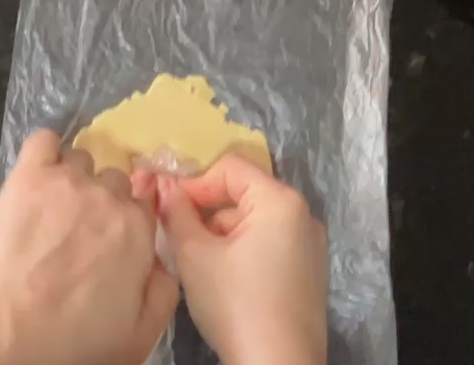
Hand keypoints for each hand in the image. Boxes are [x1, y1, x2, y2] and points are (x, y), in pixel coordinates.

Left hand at [0, 129, 178, 364]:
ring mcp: (69, 178)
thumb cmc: (76, 338)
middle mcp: (108, 194)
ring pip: (81, 159)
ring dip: (73, 177)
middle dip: (101, 201)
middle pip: (114, 180)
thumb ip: (163, 292)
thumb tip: (162, 262)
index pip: (143, 204)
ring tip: (54, 207)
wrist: (12, 329)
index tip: (111, 239)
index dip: (127, 221)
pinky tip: (39, 171)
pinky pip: (45, 140)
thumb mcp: (139, 335)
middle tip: (80, 230)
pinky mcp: (31, 172)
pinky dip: (45, 151)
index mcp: (138, 228)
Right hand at [156, 155, 328, 364]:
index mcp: (281, 201)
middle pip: (243, 193)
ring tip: (197, 260)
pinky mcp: (309, 274)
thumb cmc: (236, 305)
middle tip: (177, 232)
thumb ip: (176, 211)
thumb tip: (163, 184)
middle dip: (206, 210)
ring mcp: (310, 246)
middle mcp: (303, 215)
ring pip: (254, 220)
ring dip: (221, 232)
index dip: (195, 183)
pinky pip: (269, 243)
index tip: (168, 206)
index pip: (230, 168)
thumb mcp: (195, 254)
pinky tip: (222, 277)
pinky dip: (242, 250)